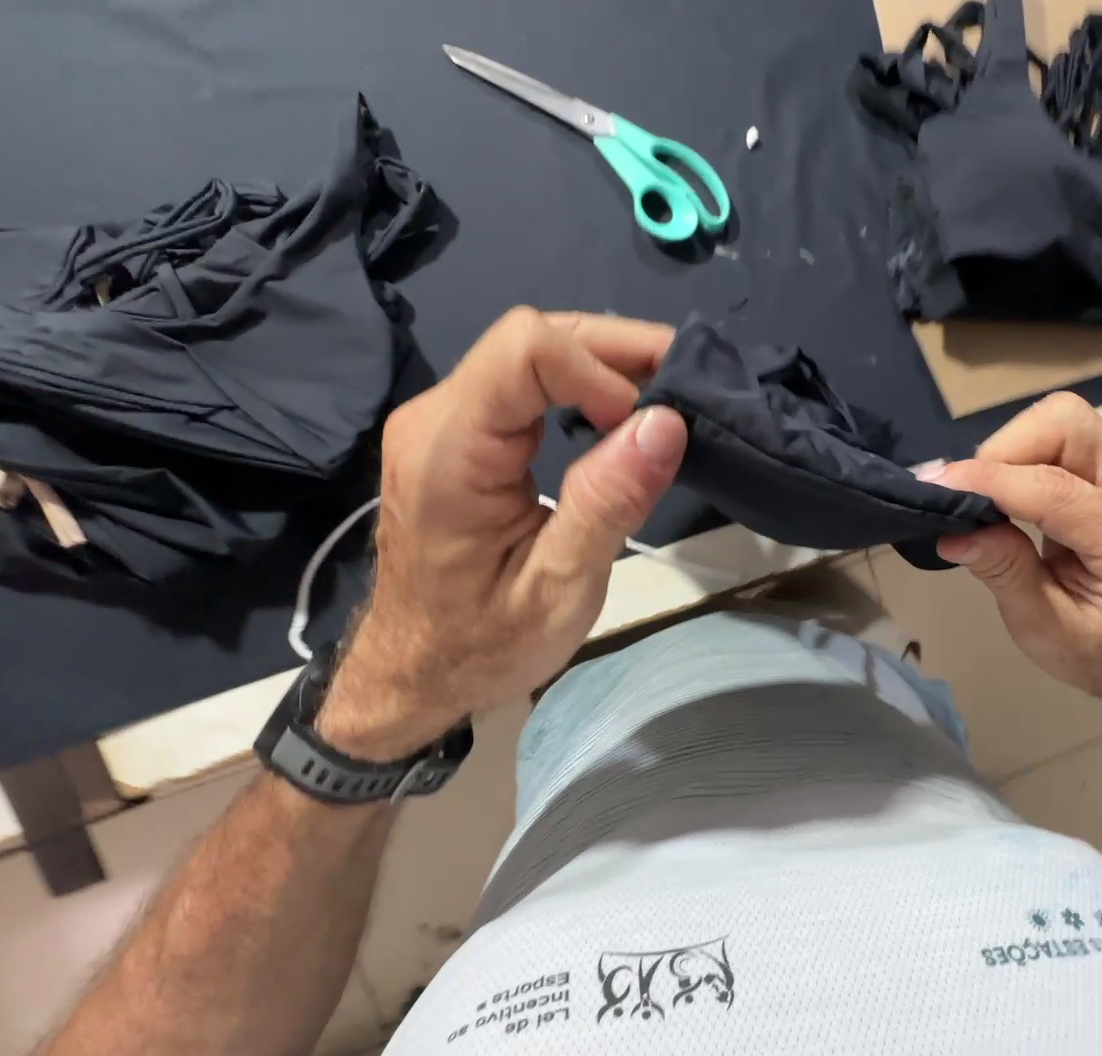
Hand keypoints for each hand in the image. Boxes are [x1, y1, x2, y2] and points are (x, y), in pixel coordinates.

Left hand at [317, 309, 686, 760]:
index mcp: (451, 451)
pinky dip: (583, 389)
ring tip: (665, 401)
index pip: (526, 349)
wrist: (415, 673)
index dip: (601, 371)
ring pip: (531, 353)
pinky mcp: (459, 435)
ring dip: (606, 367)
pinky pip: (524, 384)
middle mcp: (437, 417)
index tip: (645, 428)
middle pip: (532, 337)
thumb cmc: (484, 644)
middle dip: (617, 351)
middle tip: (686, 386)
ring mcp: (443, 421)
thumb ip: (608, 502)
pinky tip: (619, 417)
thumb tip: (666, 423)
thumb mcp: (561, 588)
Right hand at [924, 392, 1101, 707]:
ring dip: (1013, 448)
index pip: (1058, 490)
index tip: (936, 485)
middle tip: (969, 494)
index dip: (991, 481)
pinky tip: (1008, 492)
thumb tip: (953, 532)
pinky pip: (1068, 437)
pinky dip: (1025, 453)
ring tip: (987, 496)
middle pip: (1070, 426)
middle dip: (1007, 449)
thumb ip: (1005, 574)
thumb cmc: (1097, 655)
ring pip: (1067, 421)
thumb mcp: (1043, 629)